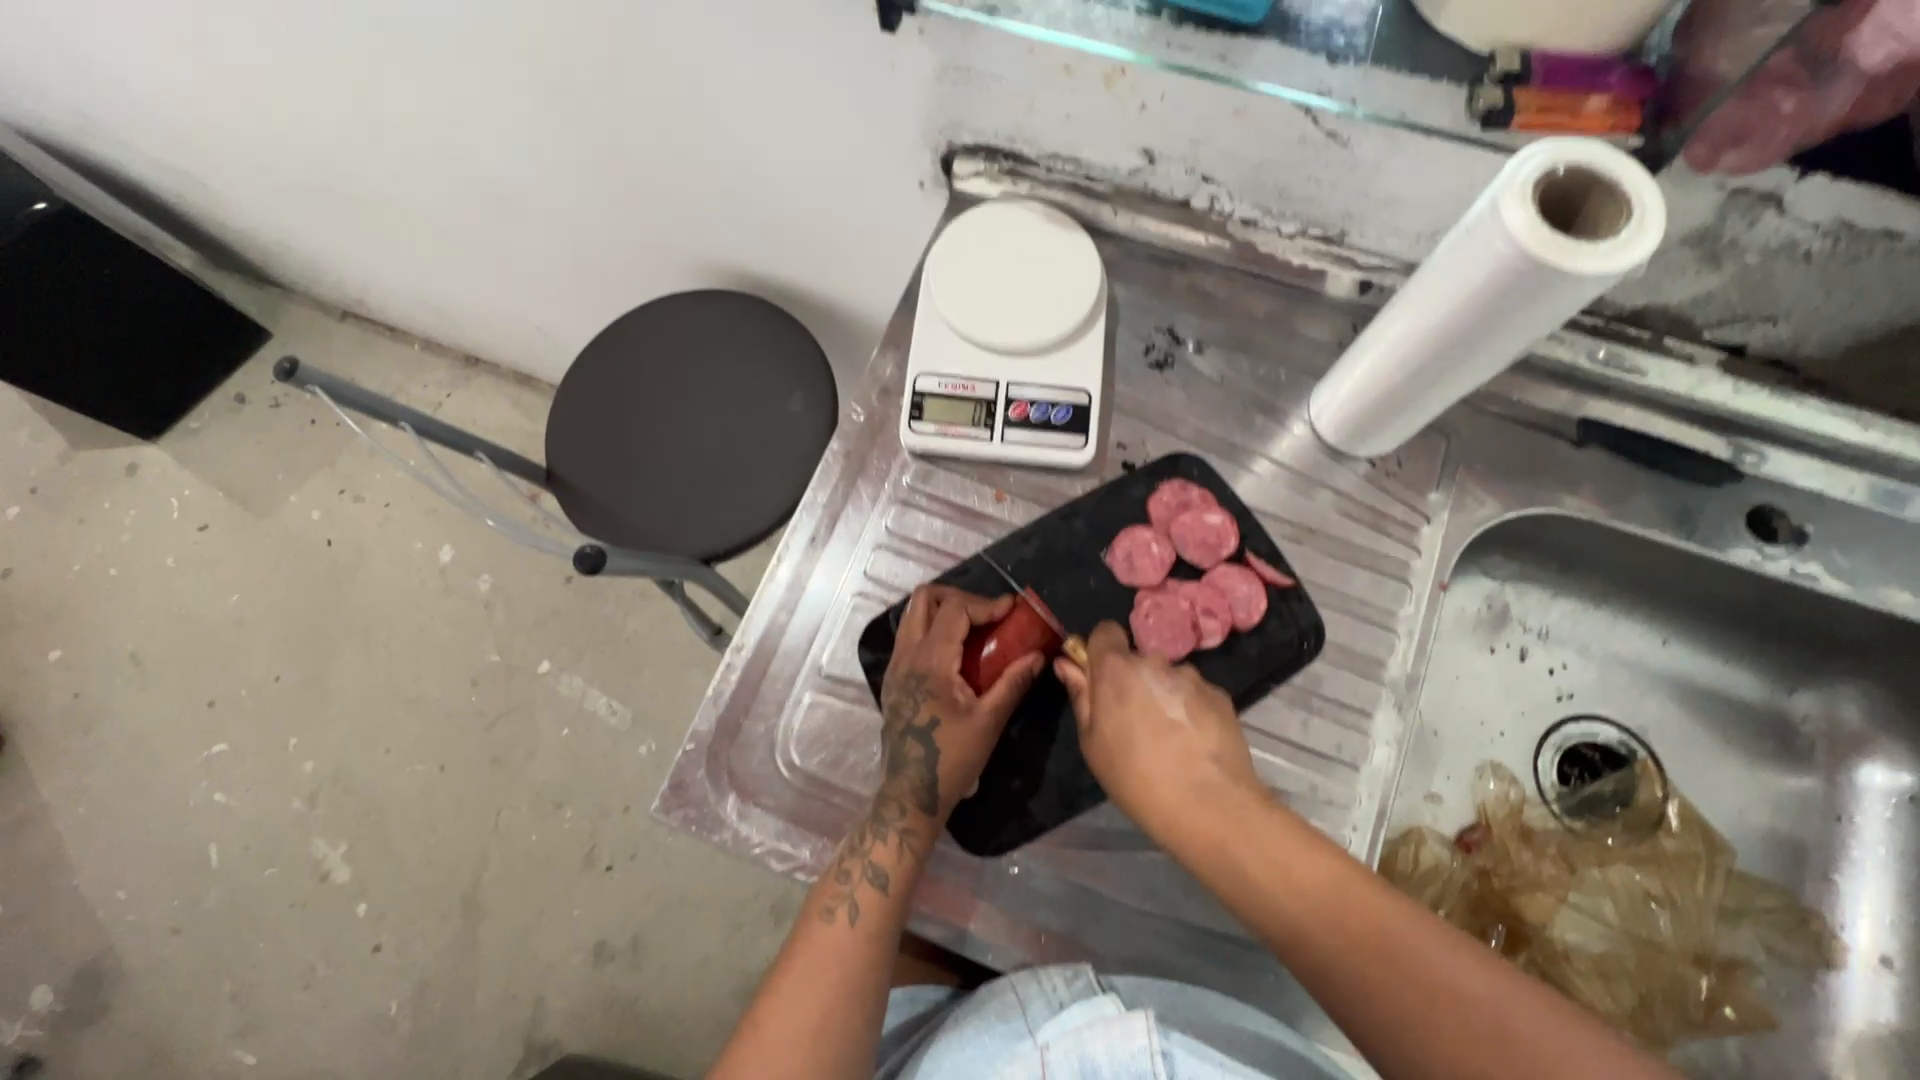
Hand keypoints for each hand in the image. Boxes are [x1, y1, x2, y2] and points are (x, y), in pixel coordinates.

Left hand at [878, 586, 1045, 824]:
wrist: (911, 792)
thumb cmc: (952, 758)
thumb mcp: (989, 721)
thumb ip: (1013, 682)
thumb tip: (1038, 655)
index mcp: (930, 661)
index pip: (954, 609)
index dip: (985, 603)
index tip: (1011, 610)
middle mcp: (906, 655)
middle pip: (924, 599)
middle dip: (959, 596)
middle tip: (988, 614)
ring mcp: (895, 666)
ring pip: (912, 616)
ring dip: (943, 611)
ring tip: (975, 628)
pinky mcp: (893, 679)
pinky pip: (910, 636)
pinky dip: (933, 630)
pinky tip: (958, 653)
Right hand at [1055, 622, 1267, 841]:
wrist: (1209, 804)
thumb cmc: (1135, 777)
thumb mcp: (1092, 743)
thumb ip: (1080, 696)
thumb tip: (1067, 664)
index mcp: (1116, 669)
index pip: (1104, 631)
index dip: (1100, 652)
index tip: (1101, 681)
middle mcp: (1154, 662)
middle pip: (1137, 660)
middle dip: (1133, 681)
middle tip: (1134, 723)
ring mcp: (1191, 677)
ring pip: (1167, 677)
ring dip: (1163, 695)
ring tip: (1169, 738)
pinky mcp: (1220, 694)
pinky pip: (1194, 694)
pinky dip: (1190, 710)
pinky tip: (1192, 743)